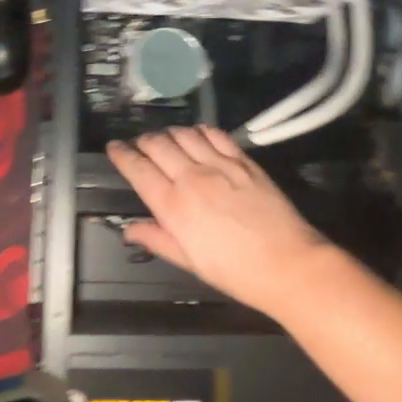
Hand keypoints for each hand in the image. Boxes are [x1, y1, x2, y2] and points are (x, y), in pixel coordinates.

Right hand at [107, 125, 335, 315]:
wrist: (287, 263)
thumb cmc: (235, 271)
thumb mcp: (190, 262)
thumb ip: (158, 239)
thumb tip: (130, 229)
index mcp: (173, 205)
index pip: (138, 169)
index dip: (121, 154)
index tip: (113, 147)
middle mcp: (191, 177)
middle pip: (157, 144)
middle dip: (143, 141)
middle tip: (140, 145)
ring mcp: (219, 164)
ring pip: (184, 134)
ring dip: (170, 133)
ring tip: (167, 139)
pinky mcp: (242, 160)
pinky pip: (215, 134)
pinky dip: (200, 130)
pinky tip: (198, 135)